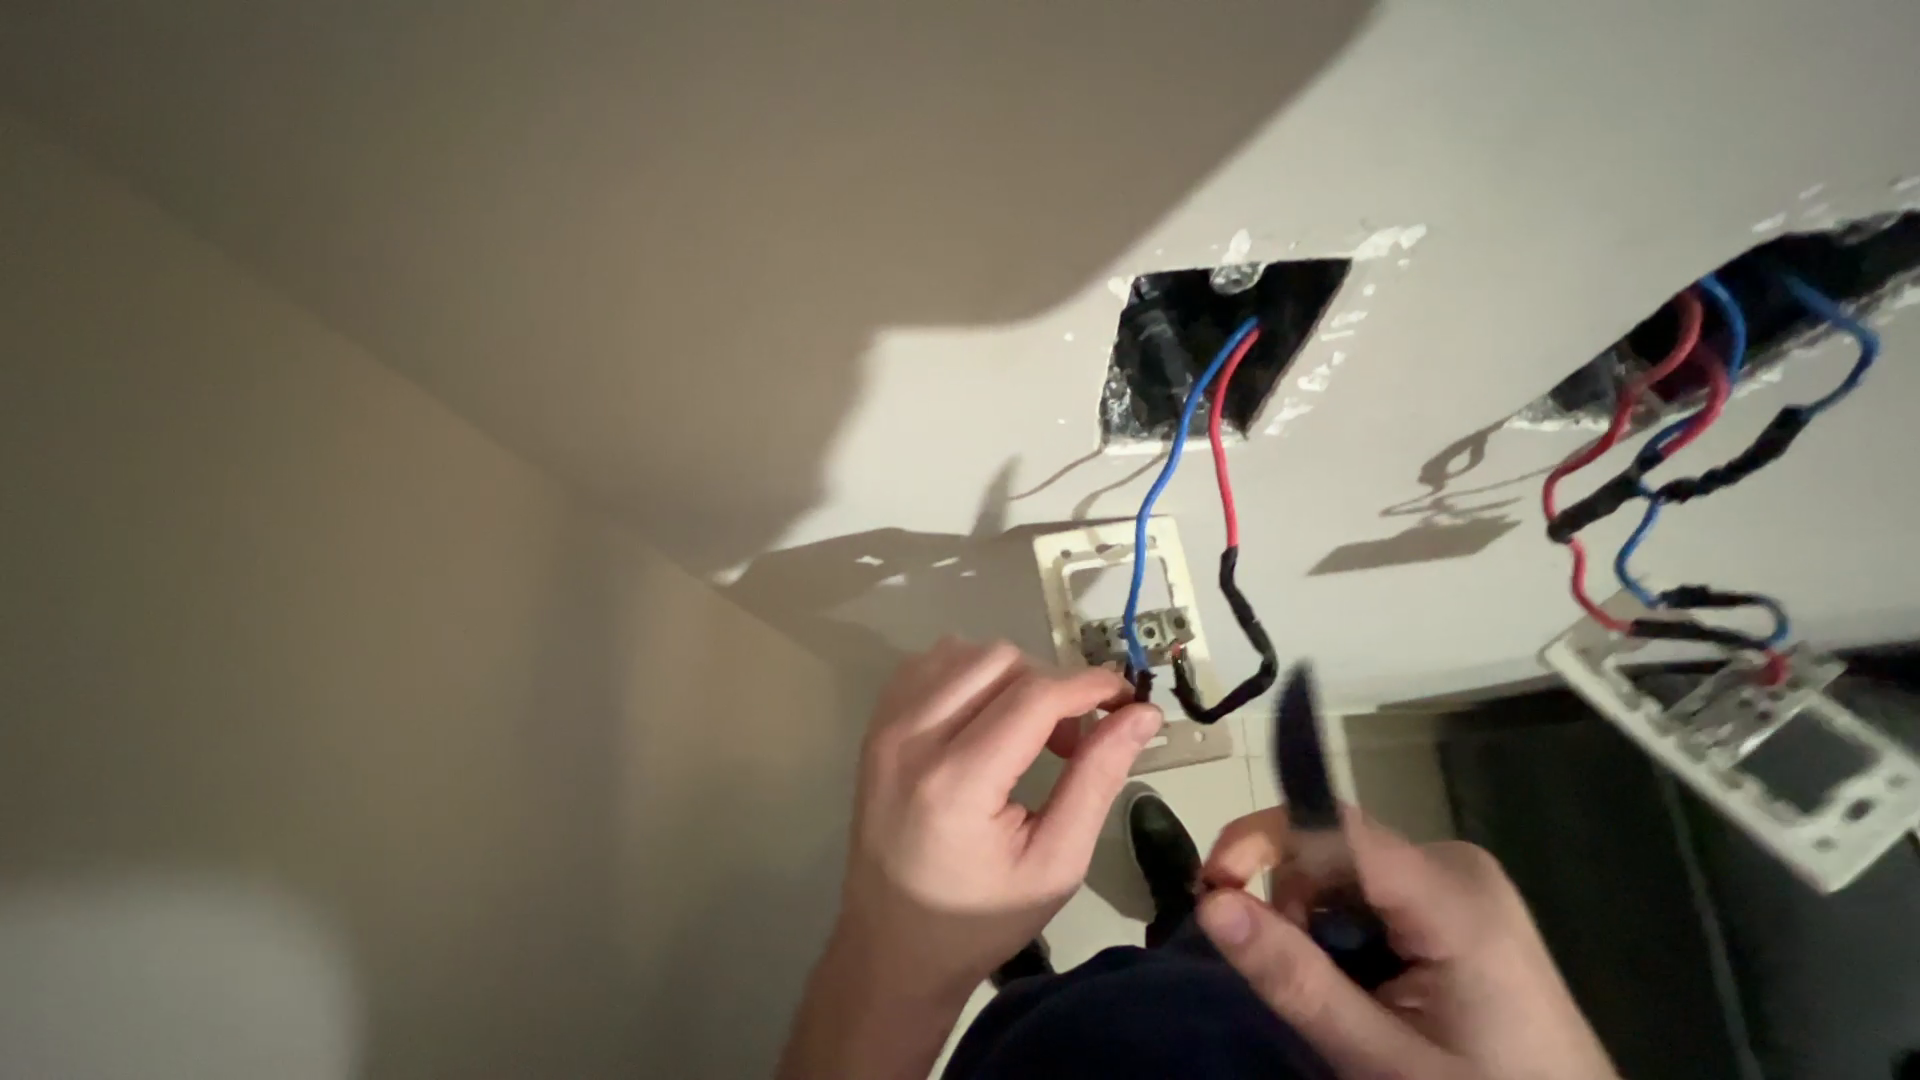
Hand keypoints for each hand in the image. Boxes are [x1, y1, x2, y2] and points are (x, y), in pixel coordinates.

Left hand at [837, 638, 1163, 996]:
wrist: (892, 945)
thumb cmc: (980, 918)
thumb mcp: (1056, 863)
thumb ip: (1098, 778)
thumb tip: (1142, 714)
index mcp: (955, 782)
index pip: (1034, 695)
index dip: (1090, 685)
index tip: (1126, 699)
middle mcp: (911, 738)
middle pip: (1000, 660)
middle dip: (1051, 684)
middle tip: (1070, 739)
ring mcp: (885, 726)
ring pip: (965, 651)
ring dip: (1011, 676)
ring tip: (1027, 731)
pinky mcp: (876, 724)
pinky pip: (931, 663)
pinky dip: (970, 675)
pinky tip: (986, 718)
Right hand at [1195, 808, 1617, 1079]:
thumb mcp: (1381, 1060)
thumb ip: (1297, 979)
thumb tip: (1208, 903)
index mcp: (1453, 896)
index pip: (1331, 826)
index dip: (1259, 839)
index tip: (1209, 887)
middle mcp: (1455, 863)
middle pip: (1329, 848)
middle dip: (1289, 903)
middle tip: (1288, 977)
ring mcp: (1458, 877)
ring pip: (1340, 867)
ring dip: (1313, 922)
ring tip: (1340, 994)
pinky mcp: (1455, 896)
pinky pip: (1367, 885)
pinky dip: (1341, 928)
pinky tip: (1363, 980)